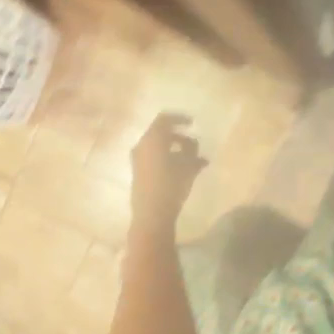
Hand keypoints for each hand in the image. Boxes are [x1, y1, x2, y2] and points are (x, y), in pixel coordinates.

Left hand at [130, 113, 206, 231]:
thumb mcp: (187, 168)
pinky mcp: (138, 172)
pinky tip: (180, 170)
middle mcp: (142, 146)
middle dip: (178, 137)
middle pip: (160, 133)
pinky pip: (153, 157)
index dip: (179, 119)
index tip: (192, 123)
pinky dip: (166, 158)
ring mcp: (137, 160)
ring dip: (173, 149)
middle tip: (193, 146)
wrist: (151, 215)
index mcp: (152, 140)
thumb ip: (192, 154)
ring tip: (191, 161)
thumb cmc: (170, 187)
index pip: (164, 119)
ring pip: (157, 147)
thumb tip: (196, 150)